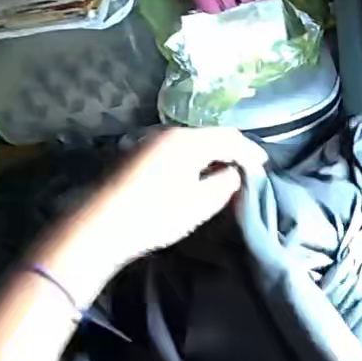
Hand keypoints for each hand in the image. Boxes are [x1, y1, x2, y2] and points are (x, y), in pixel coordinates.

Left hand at [35, 128, 265, 293]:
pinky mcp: (135, 155)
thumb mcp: (202, 203)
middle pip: (210, 134)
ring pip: (191, 140)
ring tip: (225, 167)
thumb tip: (234, 172)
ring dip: (211, 152)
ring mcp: (148, 141)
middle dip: (232, 148)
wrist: (98, 228)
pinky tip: (197, 170)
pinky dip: (193, 156)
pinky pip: (175, 148)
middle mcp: (167, 132)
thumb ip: (226, 182)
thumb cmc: (155, 215)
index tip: (263, 164)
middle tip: (248, 164)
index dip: (250, 151)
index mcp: (187, 140)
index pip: (230, 138)